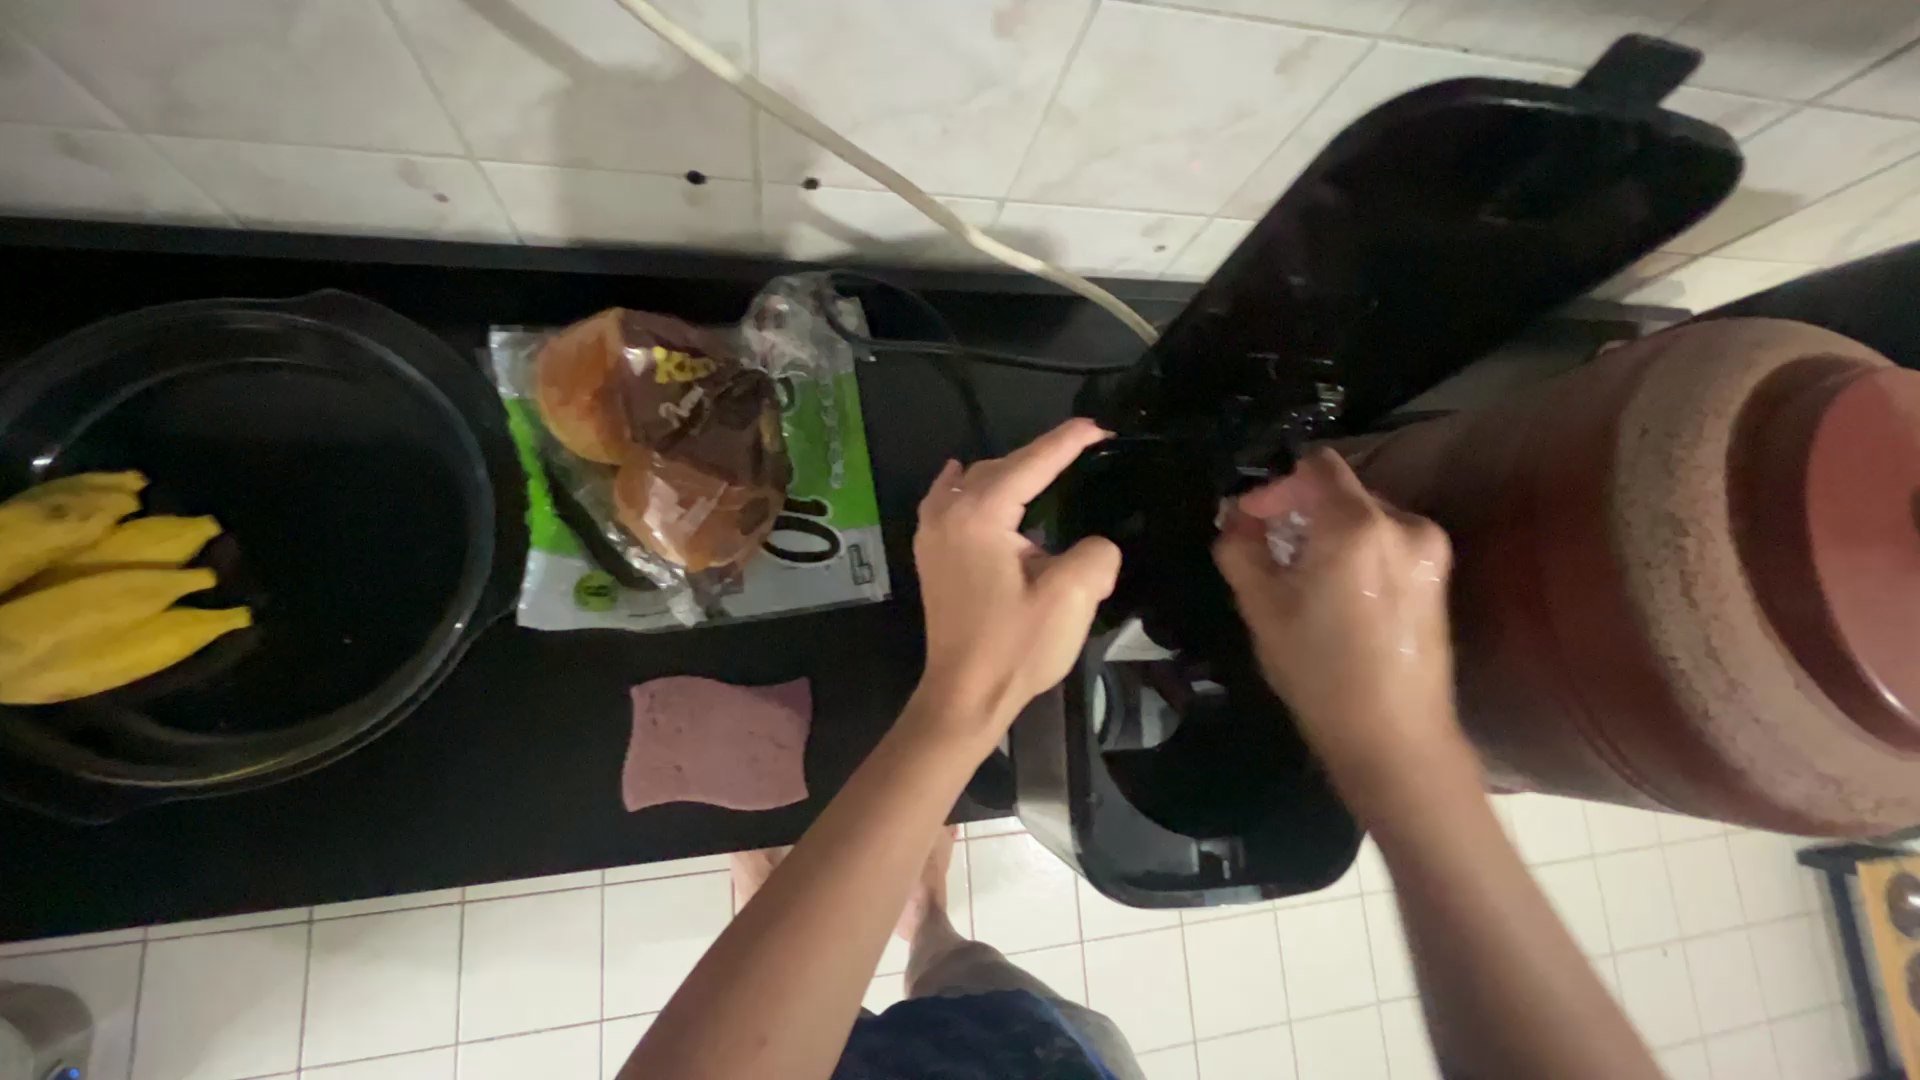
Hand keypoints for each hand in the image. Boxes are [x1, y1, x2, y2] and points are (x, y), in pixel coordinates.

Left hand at [913, 418, 1121, 739]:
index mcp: (979, 516)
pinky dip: (962, 485)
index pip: (1030, 464)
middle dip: (1040, 456)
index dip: (1067, 442)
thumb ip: (1095, 553)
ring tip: (1040, 469)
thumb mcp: (1071, 597)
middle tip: (1083, 452)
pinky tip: (962, 477)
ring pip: (971, 483)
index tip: (1099, 427)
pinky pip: (944, 501)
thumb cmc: (1015, 647)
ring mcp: (932, 535)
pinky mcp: (930, 556)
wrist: (964, 695)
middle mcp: (947, 514)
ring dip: (1006, 472)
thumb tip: (1094, 544)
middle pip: (998, 468)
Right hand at [1213, 448, 1461, 787]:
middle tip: (1267, 548)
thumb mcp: (1261, 606)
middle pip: (1340, 491)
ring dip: (1325, 532)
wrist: (1393, 736)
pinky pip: (1386, 543)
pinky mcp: (1438, 578)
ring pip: (1363, 518)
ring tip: (1299, 574)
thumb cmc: (1318, 670)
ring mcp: (1429, 552)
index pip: (1315, 467)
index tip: (1250, 521)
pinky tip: (1334, 593)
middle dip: (1297, 511)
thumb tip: (1235, 519)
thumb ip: (1240, 548)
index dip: (1275, 486)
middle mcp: (1403, 525)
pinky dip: (1354, 552)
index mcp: (1357, 526)